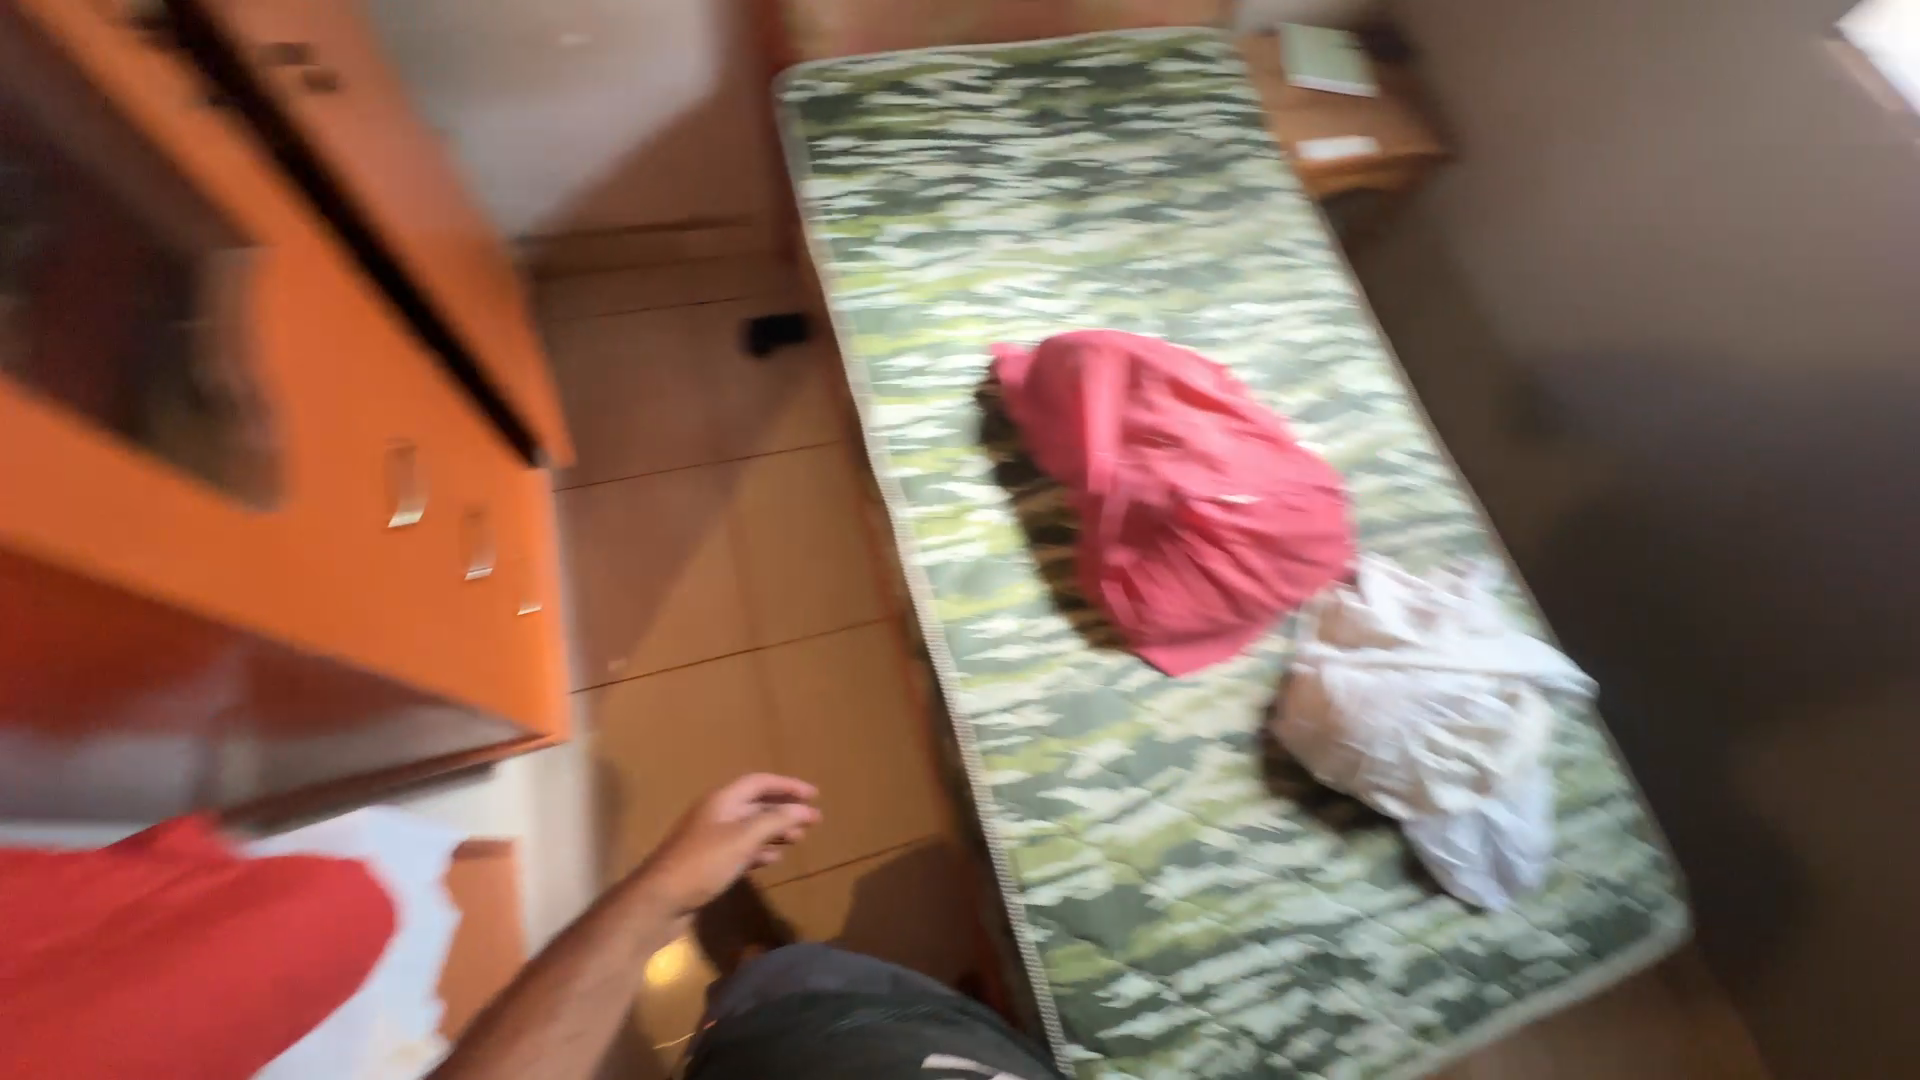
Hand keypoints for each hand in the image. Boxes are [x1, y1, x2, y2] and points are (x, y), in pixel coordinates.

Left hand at [636, 774, 821, 916]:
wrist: (659, 902)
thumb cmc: (703, 862)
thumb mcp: (743, 838)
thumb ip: (775, 820)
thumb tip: (802, 809)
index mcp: (723, 800)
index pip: (760, 782)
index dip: (788, 786)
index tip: (813, 795)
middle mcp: (717, 814)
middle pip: (757, 805)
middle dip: (785, 810)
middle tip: (813, 821)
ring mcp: (712, 839)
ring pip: (751, 828)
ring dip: (775, 831)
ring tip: (798, 839)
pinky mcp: (709, 863)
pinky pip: (741, 849)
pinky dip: (760, 851)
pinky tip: (774, 859)